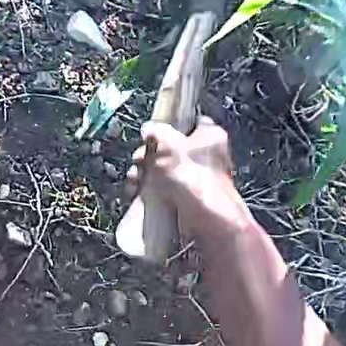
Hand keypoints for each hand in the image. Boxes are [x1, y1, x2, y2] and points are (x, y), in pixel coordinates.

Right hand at [128, 118, 248, 237]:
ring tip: (135, 181)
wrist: (207, 221)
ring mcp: (196, 181)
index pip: (188, 123)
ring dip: (144, 175)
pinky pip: (162, 191)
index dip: (167, 127)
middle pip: (168, 149)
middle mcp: (205, 157)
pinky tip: (136, 192)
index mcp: (210, 137)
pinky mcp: (186, 202)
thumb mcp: (168, 146)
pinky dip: (148, 191)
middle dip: (148, 156)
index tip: (151, 136)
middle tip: (140, 161)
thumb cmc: (193, 179)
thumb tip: (148, 128)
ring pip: (162, 172)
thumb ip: (156, 133)